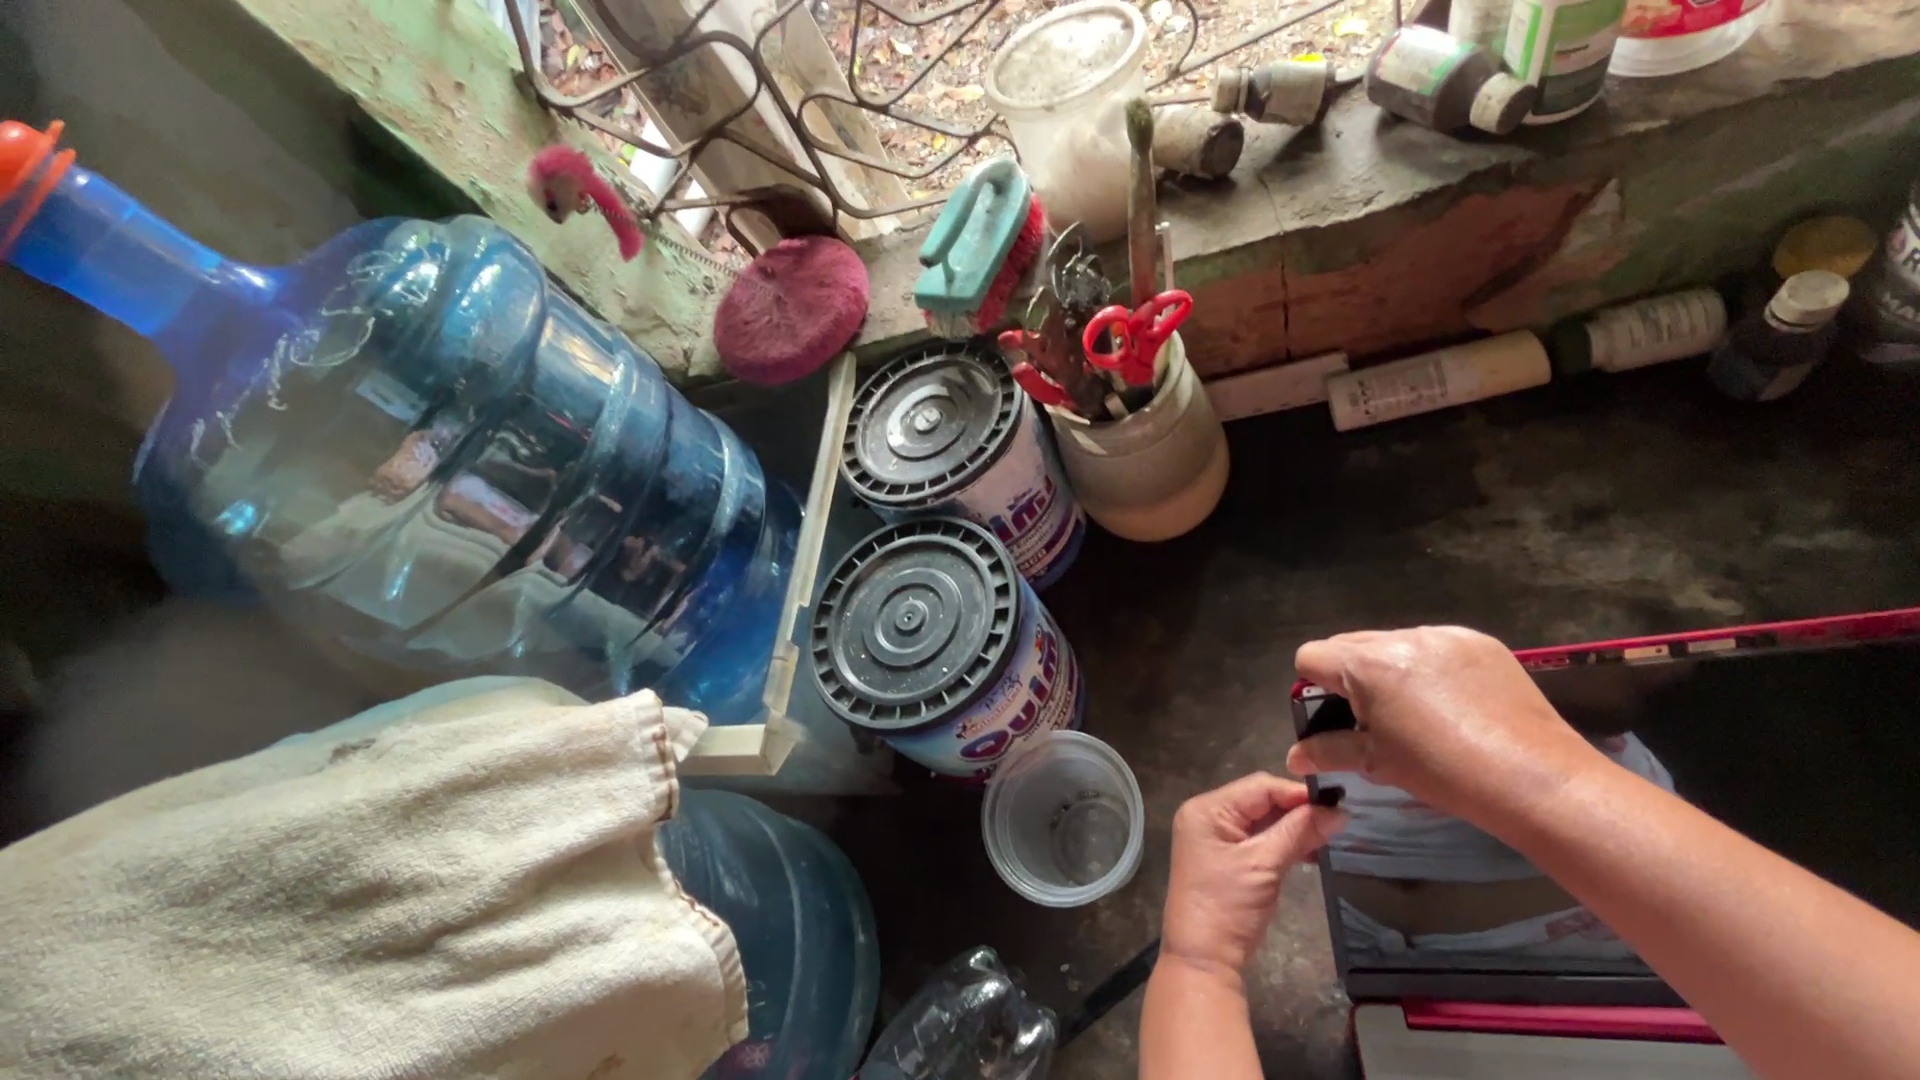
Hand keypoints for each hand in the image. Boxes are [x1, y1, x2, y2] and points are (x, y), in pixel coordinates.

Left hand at [1161, 773, 1346, 977]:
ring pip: (1261, 820)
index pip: (1258, 786)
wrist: (1203, 958)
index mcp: (1207, 809)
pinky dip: (1282, 843)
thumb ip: (1299, 832)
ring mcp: (1214, 837)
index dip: (1297, 792)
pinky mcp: (1225, 858)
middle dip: (1297, 810)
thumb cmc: (1228, 906)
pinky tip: (1309, 850)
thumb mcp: (1264, 865)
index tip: (1337, 802)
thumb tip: (1339, 811)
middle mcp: (1207, 816)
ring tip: (1329, 835)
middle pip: (1259, 801)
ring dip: (1293, 827)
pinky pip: (1257, 840)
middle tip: (1338, 819)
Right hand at [1287, 626, 1605, 821]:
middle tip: (1373, 718)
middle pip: (1349, 644)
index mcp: (1367, 665)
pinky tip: (1453, 704)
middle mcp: (1400, 638)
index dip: (1313, 685)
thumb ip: (1327, 751)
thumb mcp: (1376, 763)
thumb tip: (1293, 757)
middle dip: (1350, 675)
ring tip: (1417, 712)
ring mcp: (1444, 636)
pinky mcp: (1480, 643)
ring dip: (1389, 670)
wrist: (1536, 779)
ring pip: (1392, 644)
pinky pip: (1435, 647)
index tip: (1336, 716)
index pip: (1311, 656)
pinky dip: (1430, 668)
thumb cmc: (1443, 772)